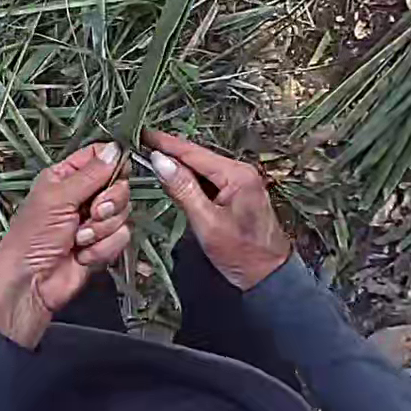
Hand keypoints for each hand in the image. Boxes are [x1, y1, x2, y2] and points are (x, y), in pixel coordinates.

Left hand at [0, 142, 130, 347]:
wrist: (31, 285)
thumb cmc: (29, 241)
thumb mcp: (57, 198)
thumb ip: (90, 174)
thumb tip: (114, 150)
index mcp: (64, 177)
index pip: (99, 157)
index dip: (112, 162)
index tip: (115, 172)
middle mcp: (81, 196)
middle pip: (118, 185)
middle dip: (108, 202)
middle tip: (91, 212)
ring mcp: (93, 221)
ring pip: (122, 213)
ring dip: (101, 229)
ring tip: (79, 238)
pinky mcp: (102, 244)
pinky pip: (122, 237)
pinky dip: (103, 248)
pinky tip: (83, 253)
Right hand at [144, 129, 291, 290]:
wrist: (270, 277)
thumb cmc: (240, 253)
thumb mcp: (206, 222)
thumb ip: (183, 189)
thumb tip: (159, 160)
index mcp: (237, 174)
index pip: (193, 152)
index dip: (165, 143)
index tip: (142, 134)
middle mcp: (241, 171)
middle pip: (197, 157)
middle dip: (169, 152)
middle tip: (140, 146)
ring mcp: (241, 181)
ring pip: (201, 168)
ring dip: (178, 165)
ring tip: (150, 158)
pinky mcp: (237, 192)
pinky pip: (208, 179)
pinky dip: (189, 179)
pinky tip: (173, 179)